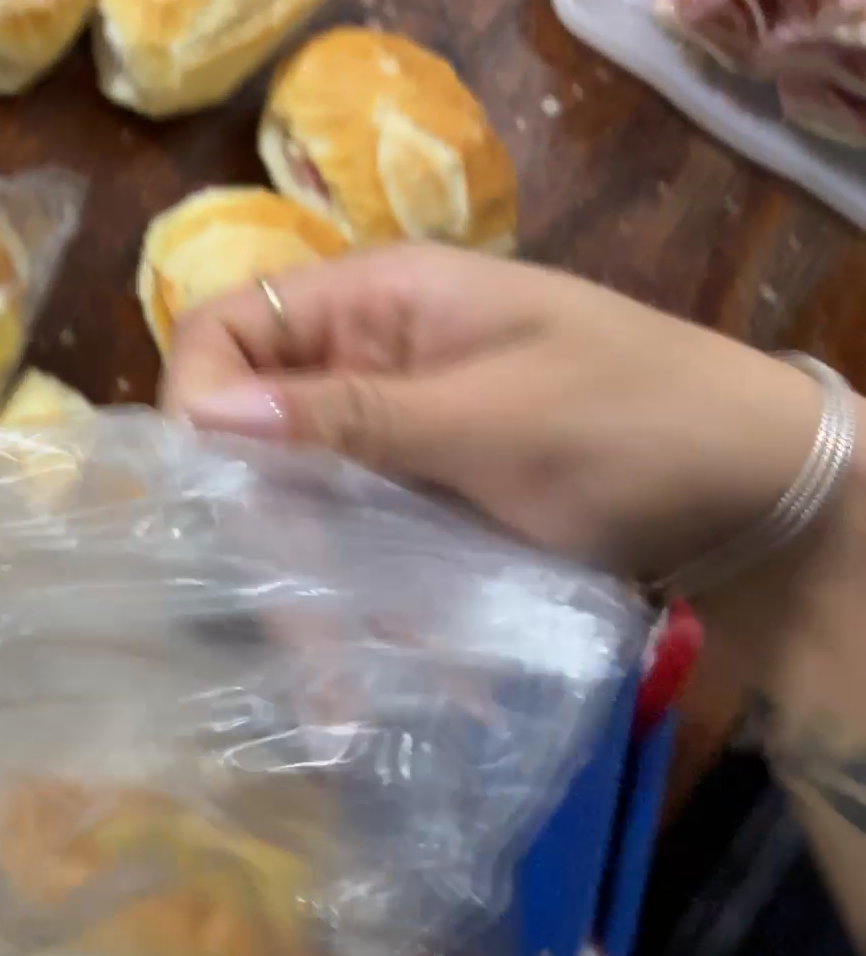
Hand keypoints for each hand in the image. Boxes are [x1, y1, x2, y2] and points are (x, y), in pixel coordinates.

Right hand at [160, 244, 822, 585]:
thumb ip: (347, 412)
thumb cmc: (643, 425)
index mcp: (372, 300)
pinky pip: (311, 519)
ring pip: (268, 482)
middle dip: (237, 501)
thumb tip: (204, 412)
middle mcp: (345, 357)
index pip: (225, 326)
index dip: (195, 391)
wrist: (760, 501)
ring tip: (315, 654)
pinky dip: (313, 576)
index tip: (203, 478)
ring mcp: (358, 423)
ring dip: (277, 558)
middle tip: (267, 589)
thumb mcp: (495, 416)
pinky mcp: (374, 481)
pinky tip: (333, 645)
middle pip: (235, 414)